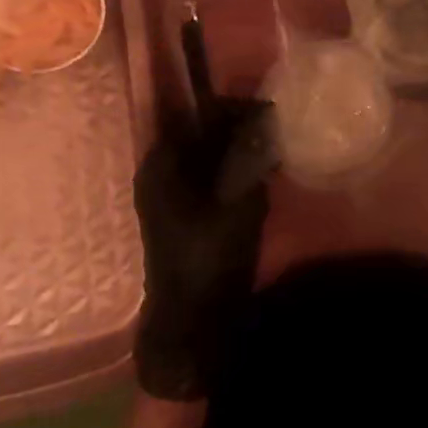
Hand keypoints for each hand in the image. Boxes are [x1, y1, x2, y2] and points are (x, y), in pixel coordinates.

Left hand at [133, 100, 273, 399]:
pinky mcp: (177, 214)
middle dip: (232, 126)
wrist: (192, 320)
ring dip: (231, 147)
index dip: (230, 107)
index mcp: (162, 165)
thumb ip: (250, 156)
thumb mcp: (239, 203)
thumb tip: (263, 118)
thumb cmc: (211, 258)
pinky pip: (202, 176)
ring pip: (200, 155)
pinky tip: (254, 172)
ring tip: (267, 144)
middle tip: (270, 124)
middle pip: (195, 134)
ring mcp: (164, 195)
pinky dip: (226, 169)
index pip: (194, 116)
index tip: (264, 108)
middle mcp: (156, 173)